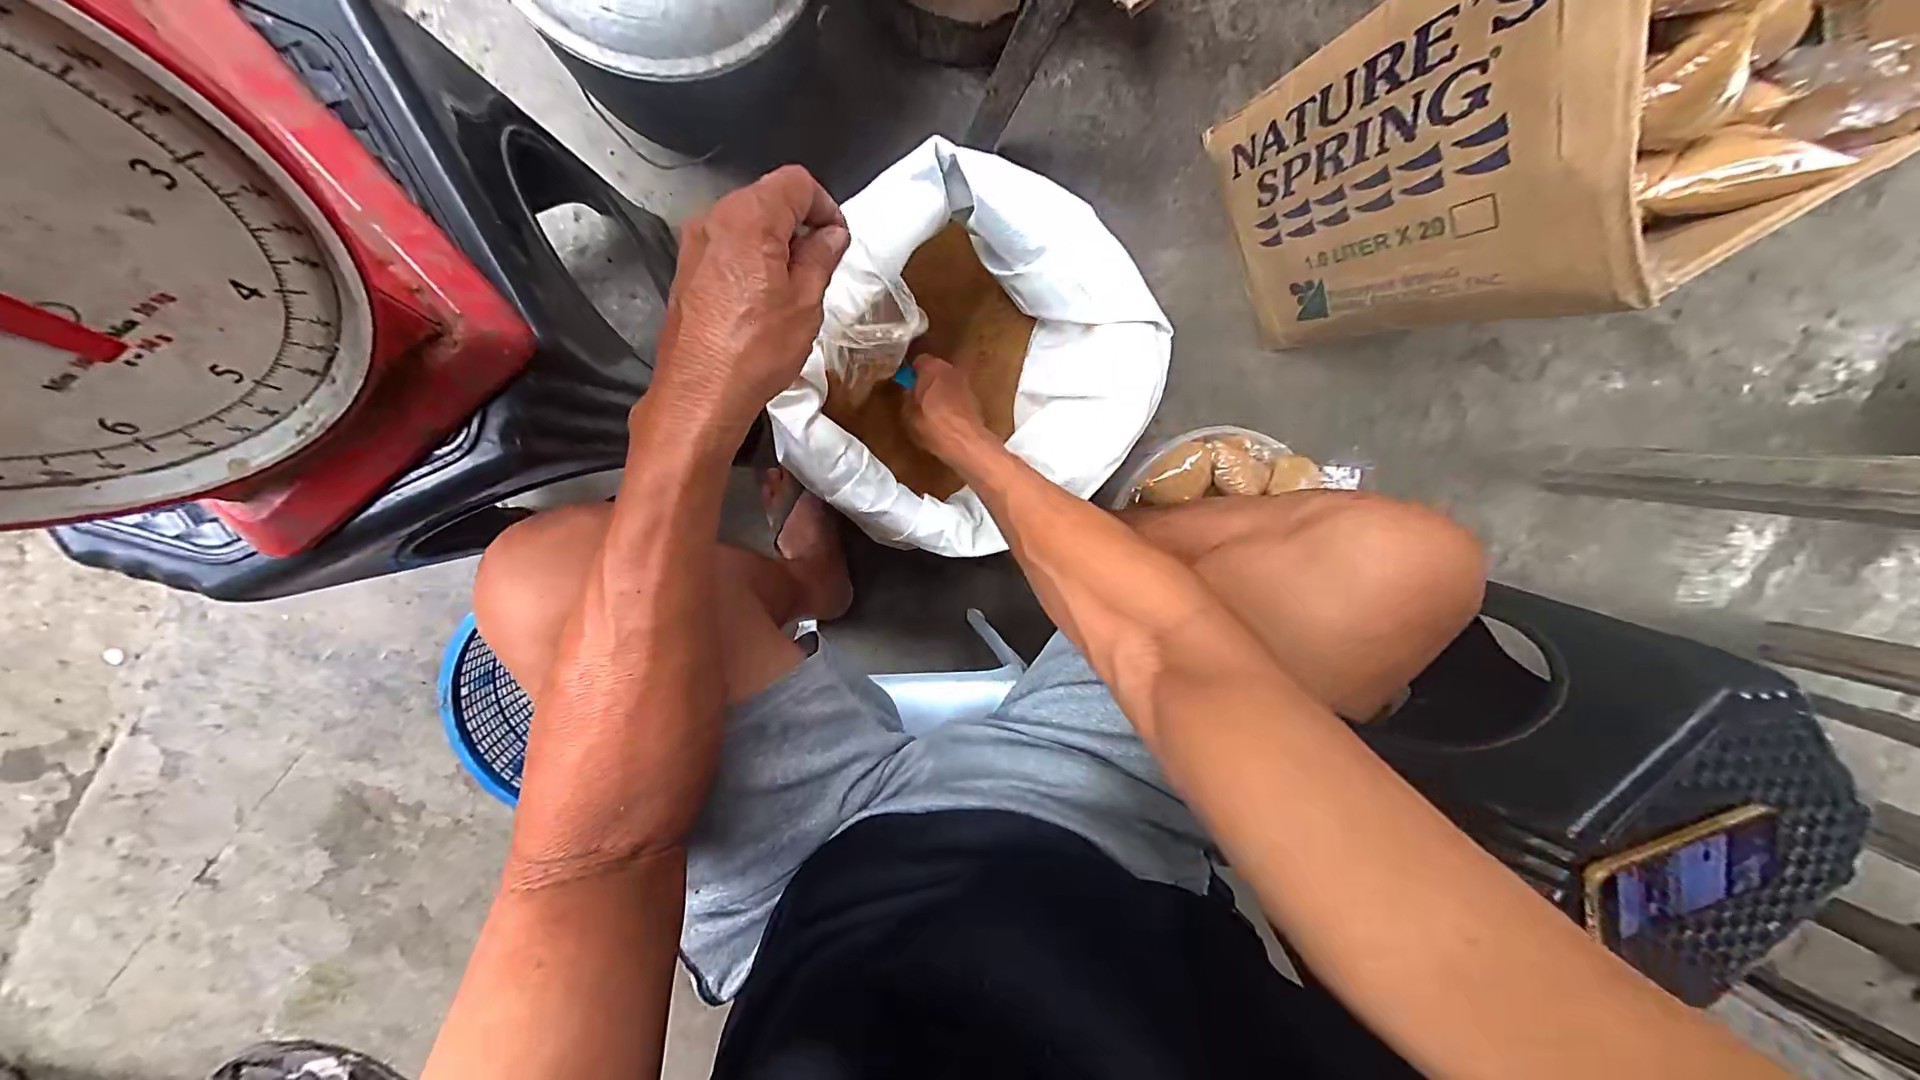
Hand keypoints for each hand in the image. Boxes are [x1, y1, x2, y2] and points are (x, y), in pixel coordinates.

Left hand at [648, 165, 849, 434]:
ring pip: (747, 222)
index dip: (825, 206)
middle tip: (821, 265)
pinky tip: (765, 299)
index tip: (837, 237)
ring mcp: (696, 244)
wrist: (701, 391)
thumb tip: (831, 236)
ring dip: (776, 243)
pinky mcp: (688, 269)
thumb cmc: (752, 353)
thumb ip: (821, 258)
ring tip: (794, 288)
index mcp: (749, 219)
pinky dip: (752, 259)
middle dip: (800, 224)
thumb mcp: (806, 303)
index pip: (796, 182)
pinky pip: (728, 247)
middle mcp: (715, 220)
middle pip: (768, 197)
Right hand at [904, 354, 992, 463]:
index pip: (919, 361)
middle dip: (928, 381)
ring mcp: (966, 383)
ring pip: (948, 383)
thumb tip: (909, 392)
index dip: (912, 373)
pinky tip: (947, 418)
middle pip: (936, 371)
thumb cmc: (932, 425)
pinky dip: (953, 402)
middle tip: (919, 398)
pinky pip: (958, 396)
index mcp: (932, 367)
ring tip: (933, 410)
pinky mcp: (976, 399)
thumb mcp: (908, 415)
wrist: (966, 442)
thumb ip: (907, 399)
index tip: (907, 384)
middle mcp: (951, 369)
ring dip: (941, 392)